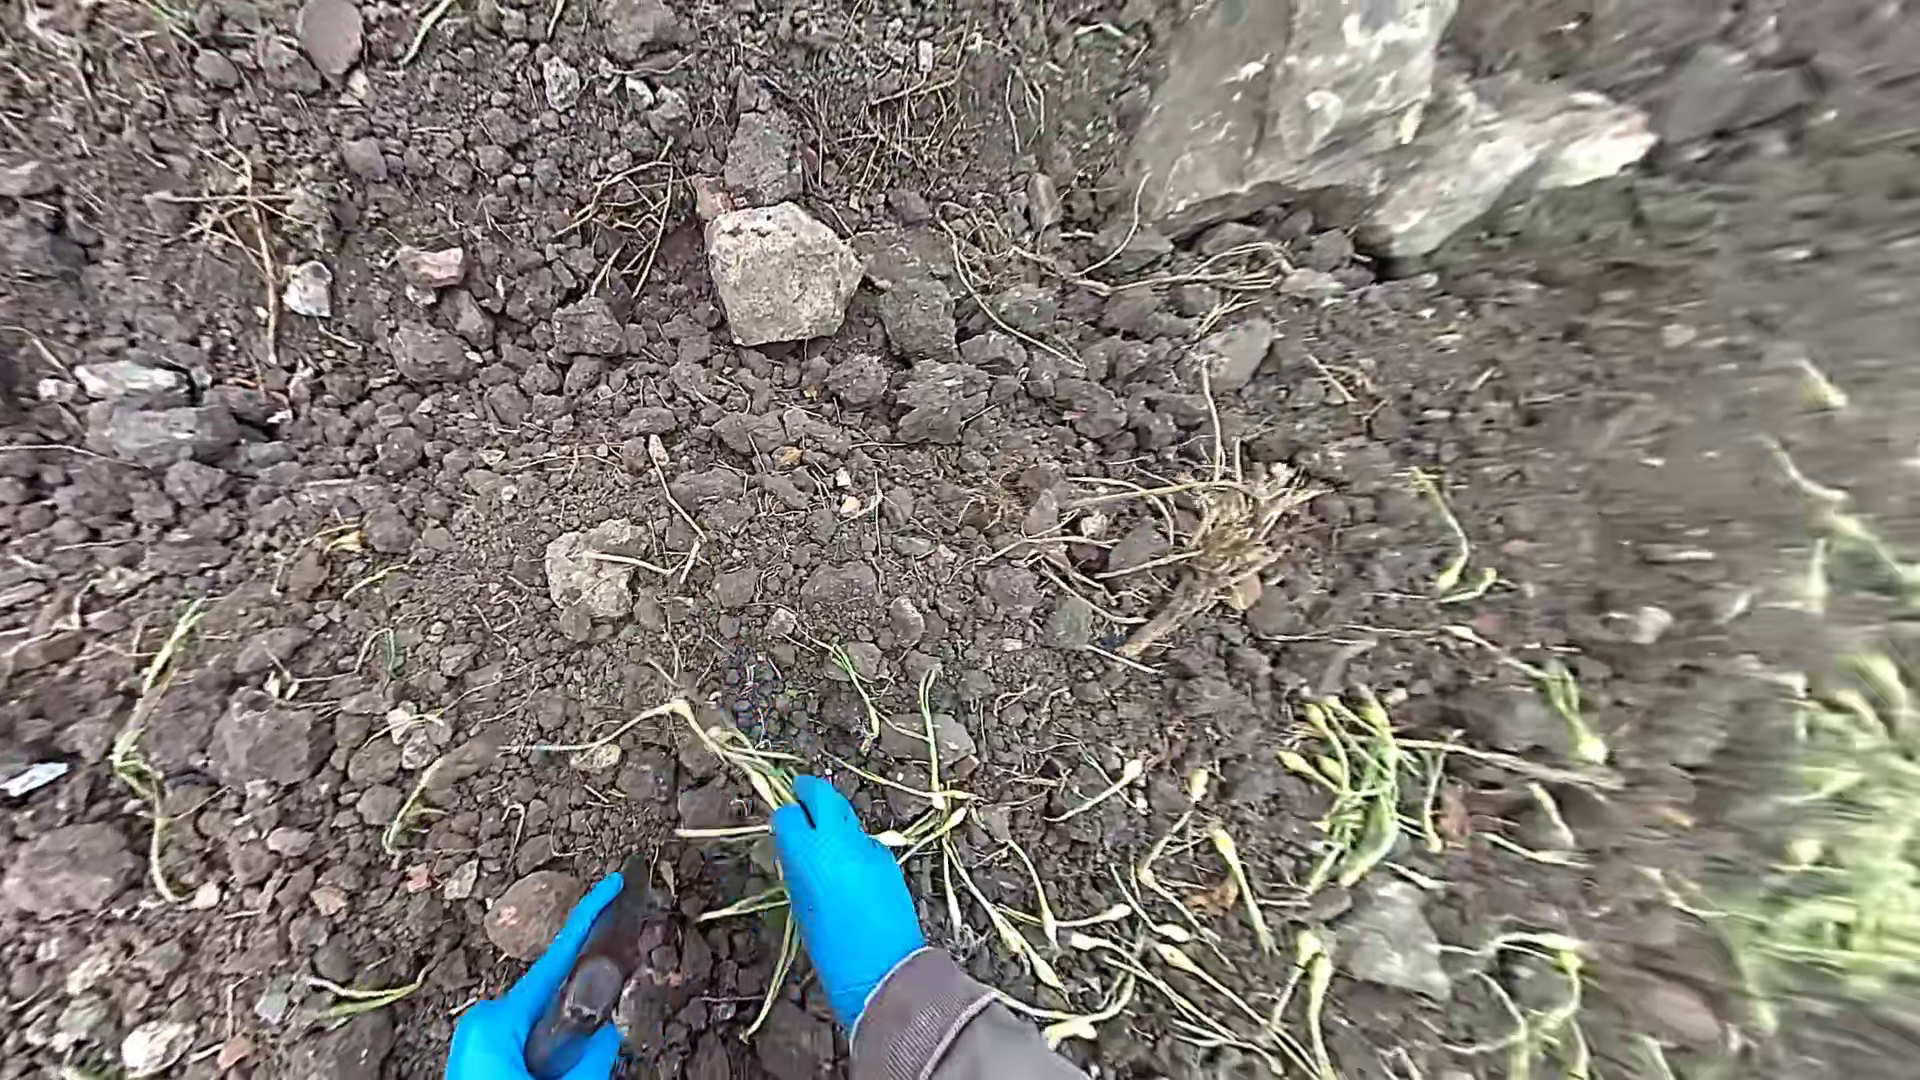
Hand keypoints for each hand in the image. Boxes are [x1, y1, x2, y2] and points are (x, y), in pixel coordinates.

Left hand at [447, 873, 626, 1079]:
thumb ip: (591, 1056)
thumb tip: (603, 1036)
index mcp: (498, 1021)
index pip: (557, 954)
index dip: (590, 913)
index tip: (613, 883)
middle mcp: (485, 1025)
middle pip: (552, 985)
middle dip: (586, 983)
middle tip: (616, 984)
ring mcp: (480, 1045)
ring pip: (543, 1016)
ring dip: (570, 1022)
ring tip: (578, 1056)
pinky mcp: (482, 1063)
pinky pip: (529, 1038)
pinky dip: (554, 1042)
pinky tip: (566, 1062)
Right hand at [772, 775, 925, 1026]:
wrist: (886, 969)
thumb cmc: (834, 953)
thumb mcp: (802, 912)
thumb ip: (797, 873)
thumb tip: (793, 850)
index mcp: (811, 857)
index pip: (790, 817)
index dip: (784, 817)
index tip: (782, 819)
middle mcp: (840, 841)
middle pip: (823, 795)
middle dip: (808, 790)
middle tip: (799, 790)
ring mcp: (866, 845)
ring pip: (845, 813)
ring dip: (831, 814)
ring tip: (820, 825)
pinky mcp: (884, 855)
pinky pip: (862, 838)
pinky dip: (850, 840)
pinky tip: (845, 858)